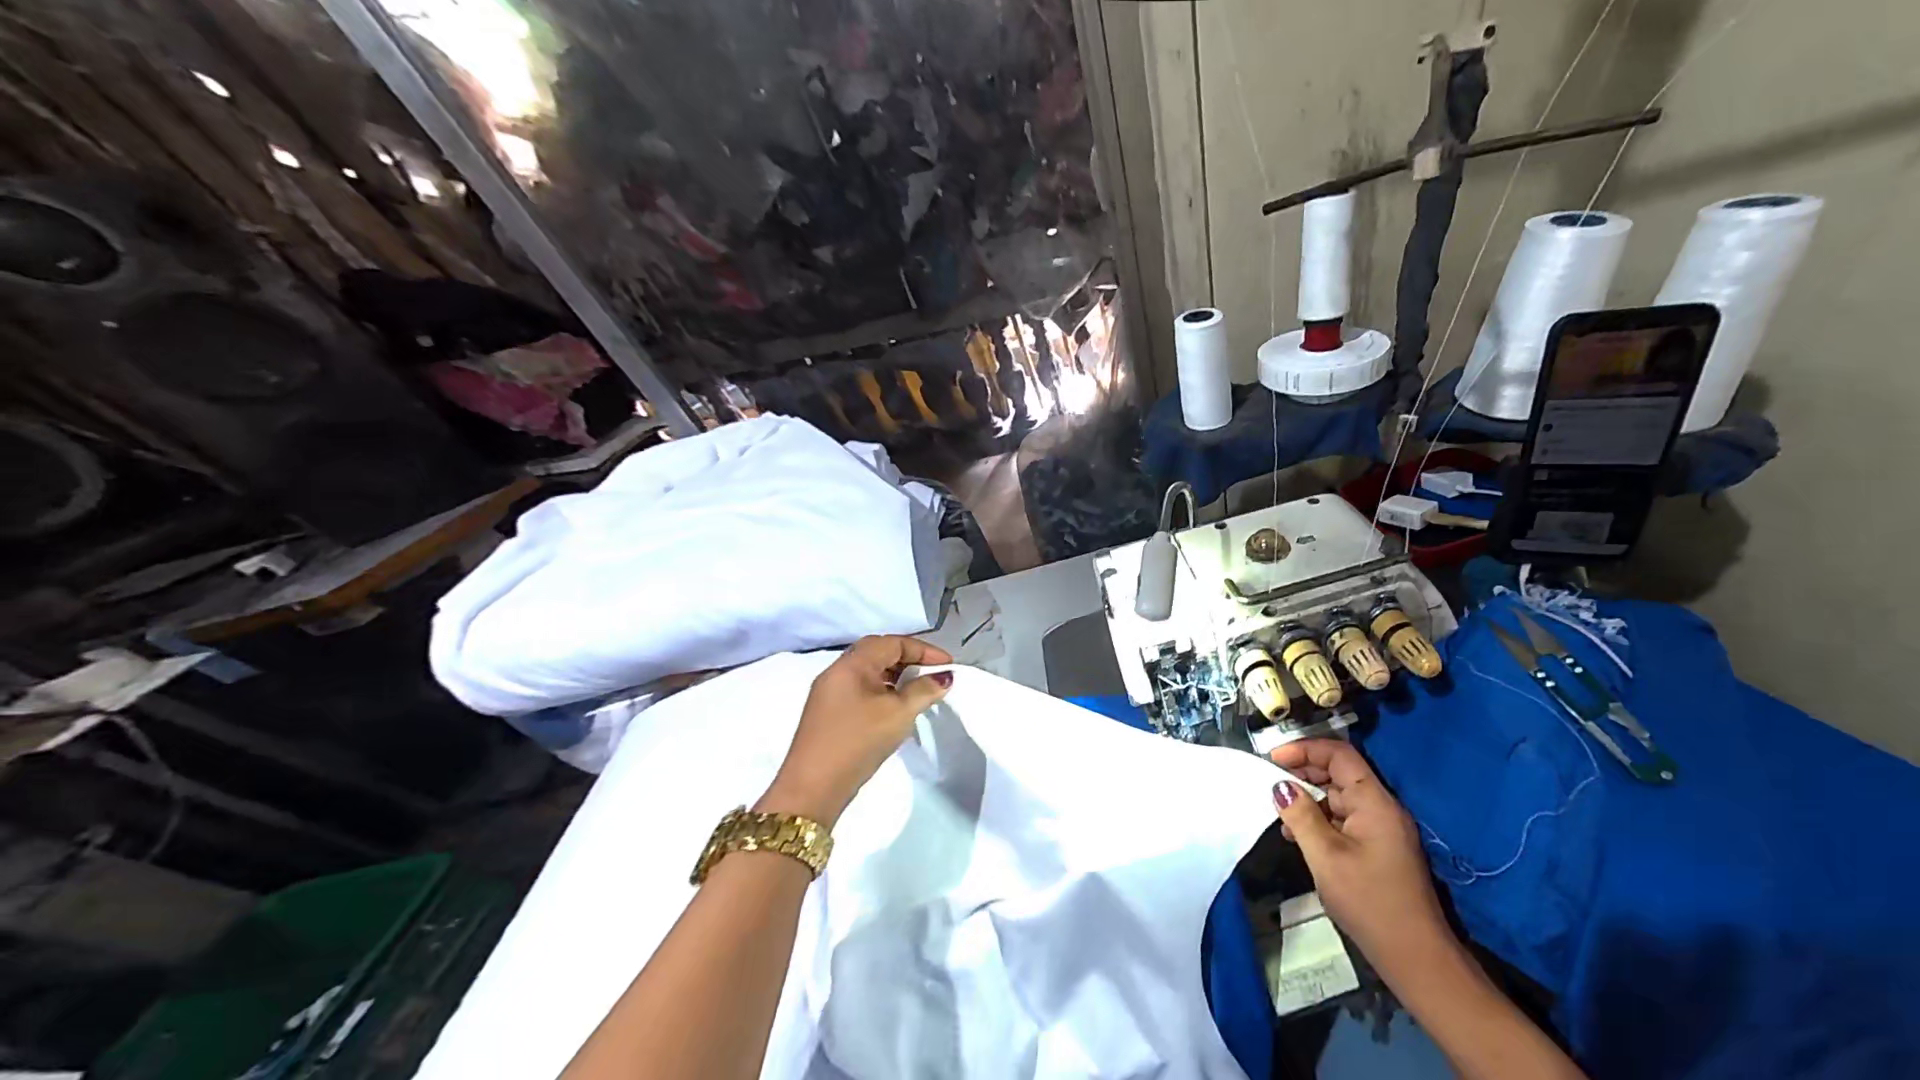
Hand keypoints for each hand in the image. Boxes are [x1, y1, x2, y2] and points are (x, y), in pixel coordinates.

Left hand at [759, 636, 953, 826]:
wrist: (813, 786)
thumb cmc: (859, 741)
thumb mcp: (898, 714)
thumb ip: (924, 690)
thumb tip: (944, 677)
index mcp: (852, 663)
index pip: (892, 642)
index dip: (923, 650)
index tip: (948, 665)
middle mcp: (837, 671)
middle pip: (878, 653)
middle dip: (909, 660)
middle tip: (933, 675)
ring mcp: (829, 692)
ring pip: (868, 672)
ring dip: (895, 677)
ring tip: (918, 692)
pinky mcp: (827, 712)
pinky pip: (860, 689)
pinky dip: (882, 691)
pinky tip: (895, 709)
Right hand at [1269, 739, 1451, 977]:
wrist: (1414, 956)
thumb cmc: (1369, 901)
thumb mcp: (1325, 856)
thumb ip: (1301, 816)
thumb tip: (1280, 786)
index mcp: (1374, 803)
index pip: (1339, 755)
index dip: (1305, 749)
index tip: (1272, 758)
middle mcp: (1381, 809)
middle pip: (1339, 773)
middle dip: (1302, 772)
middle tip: (1269, 783)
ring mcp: (1381, 829)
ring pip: (1337, 797)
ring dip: (1307, 798)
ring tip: (1279, 813)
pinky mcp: (1377, 847)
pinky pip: (1342, 818)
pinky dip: (1318, 819)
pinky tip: (1296, 835)